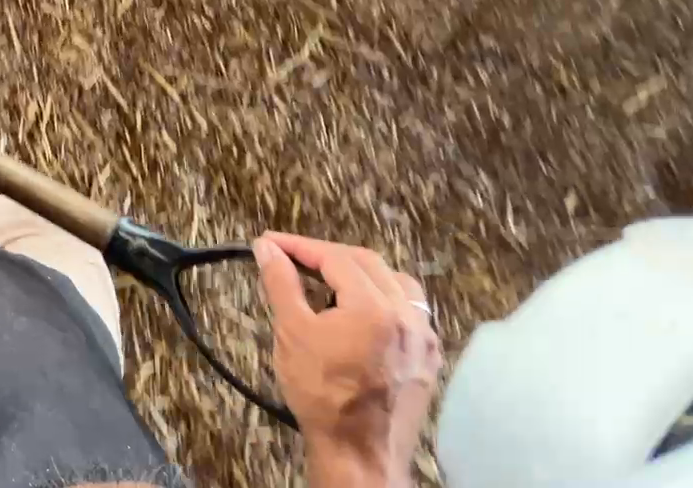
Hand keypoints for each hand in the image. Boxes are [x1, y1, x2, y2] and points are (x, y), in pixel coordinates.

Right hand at [255, 232, 440, 487]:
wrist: (359, 450)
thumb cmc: (320, 390)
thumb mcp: (291, 330)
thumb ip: (280, 282)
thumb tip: (266, 247)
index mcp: (374, 308)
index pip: (334, 258)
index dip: (298, 245)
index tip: (268, 241)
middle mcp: (407, 317)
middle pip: (367, 263)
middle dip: (325, 253)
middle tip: (289, 254)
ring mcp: (423, 338)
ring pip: (395, 282)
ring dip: (357, 270)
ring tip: (325, 275)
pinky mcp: (427, 358)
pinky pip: (410, 308)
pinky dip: (381, 293)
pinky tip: (359, 306)